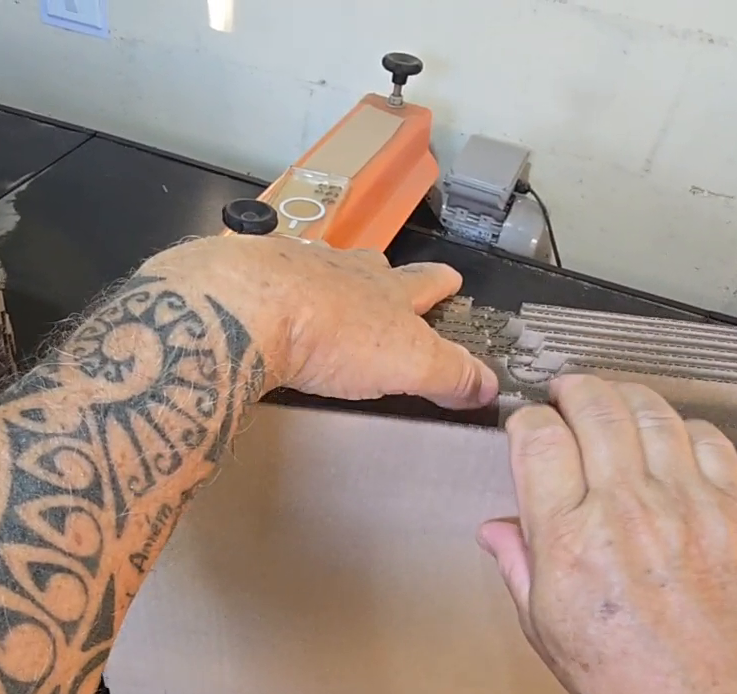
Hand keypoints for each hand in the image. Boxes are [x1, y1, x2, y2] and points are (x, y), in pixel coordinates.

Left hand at [140, 235, 498, 408]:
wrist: (252, 308)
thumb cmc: (336, 335)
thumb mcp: (409, 362)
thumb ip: (450, 374)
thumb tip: (490, 384)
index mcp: (386, 289)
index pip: (425, 282)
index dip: (441, 283)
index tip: (452, 278)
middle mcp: (343, 269)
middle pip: (371, 266)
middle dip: (384, 274)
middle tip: (387, 278)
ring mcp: (292, 267)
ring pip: (320, 267)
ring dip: (328, 278)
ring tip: (327, 290)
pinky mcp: (247, 279)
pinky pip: (269, 281)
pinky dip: (276, 292)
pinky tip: (270, 304)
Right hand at [476, 376, 736, 693]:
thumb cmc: (626, 681)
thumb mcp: (545, 631)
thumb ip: (517, 566)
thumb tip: (495, 528)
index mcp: (568, 540)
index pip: (539, 440)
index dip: (526, 422)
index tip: (525, 429)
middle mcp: (625, 510)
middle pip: (596, 408)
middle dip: (574, 391)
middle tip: (565, 394)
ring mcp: (685, 505)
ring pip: (651, 413)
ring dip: (623, 396)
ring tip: (610, 401)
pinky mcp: (733, 511)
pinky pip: (708, 439)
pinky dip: (681, 426)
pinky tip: (666, 438)